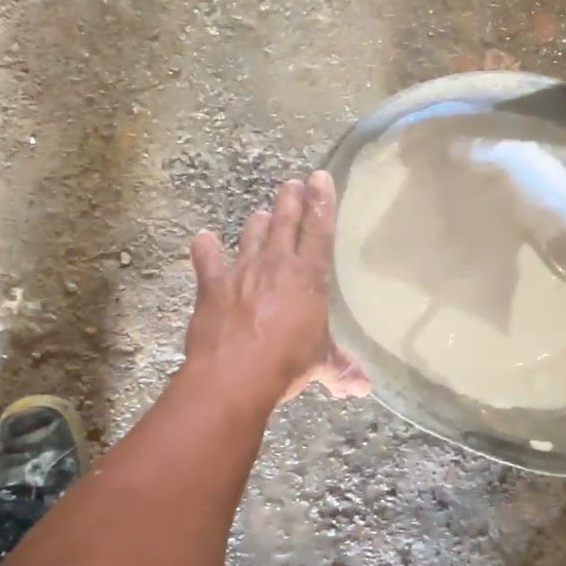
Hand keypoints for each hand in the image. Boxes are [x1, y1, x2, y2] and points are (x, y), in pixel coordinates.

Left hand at [185, 170, 370, 404]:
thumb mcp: (319, 364)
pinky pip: (207, 260)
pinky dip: (205, 248)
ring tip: (260, 212)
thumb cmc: (287, 363)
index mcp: (307, 277)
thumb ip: (340, 368)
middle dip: (290, 200)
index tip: (321, 177)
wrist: (235, 373)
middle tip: (292, 183)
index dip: (322, 202)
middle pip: (285, 222)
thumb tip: (362, 388)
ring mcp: (241, 272)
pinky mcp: (212, 286)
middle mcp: (275, 264)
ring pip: (251, 235)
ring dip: (257, 222)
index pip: (319, 231)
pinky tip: (203, 238)